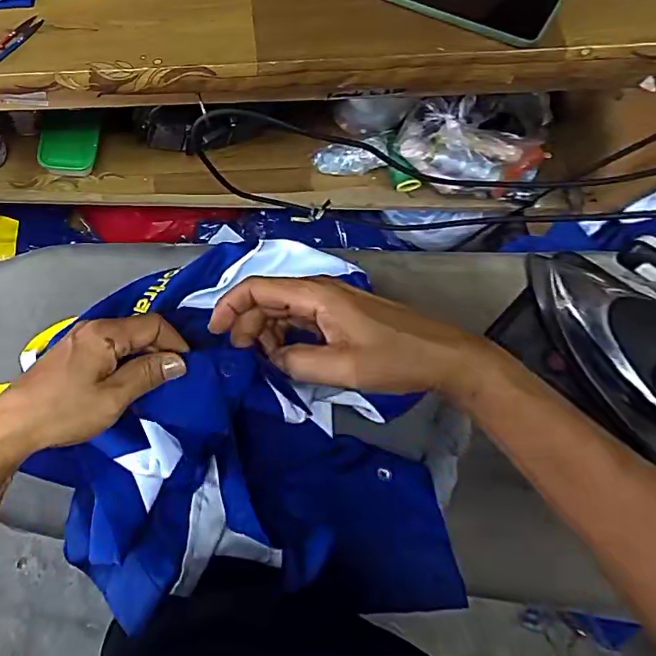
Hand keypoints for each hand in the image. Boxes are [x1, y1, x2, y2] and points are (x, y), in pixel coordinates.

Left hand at [0, 314, 188, 463]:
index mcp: (104, 332)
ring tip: (156, 381)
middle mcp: (92, 327)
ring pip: (124, 339)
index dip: (176, 343)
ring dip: (143, 356)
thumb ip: (147, 374)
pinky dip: (126, 360)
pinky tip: (129, 380)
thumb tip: (178, 361)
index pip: (154, 324)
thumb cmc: (64, 411)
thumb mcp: (113, 397)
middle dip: (161, 349)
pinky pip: (109, 348)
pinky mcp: (72, 353)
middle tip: (174, 377)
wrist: (12, 425)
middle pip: (139, 328)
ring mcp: (80, 339)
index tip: (187, 368)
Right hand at [207, 276, 514, 404]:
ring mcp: (330, 301)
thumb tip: (270, 361)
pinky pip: (300, 320)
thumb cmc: (395, 358)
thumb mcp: (342, 368)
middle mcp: (319, 290)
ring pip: (282, 309)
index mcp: (315, 294)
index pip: (258, 288)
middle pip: (266, 298)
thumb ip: (296, 364)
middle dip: (245, 324)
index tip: (214, 333)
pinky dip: (284, 336)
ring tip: (261, 362)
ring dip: (265, 332)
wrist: (442, 355)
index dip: (229, 306)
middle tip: (239, 358)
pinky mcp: (339, 314)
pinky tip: (284, 358)